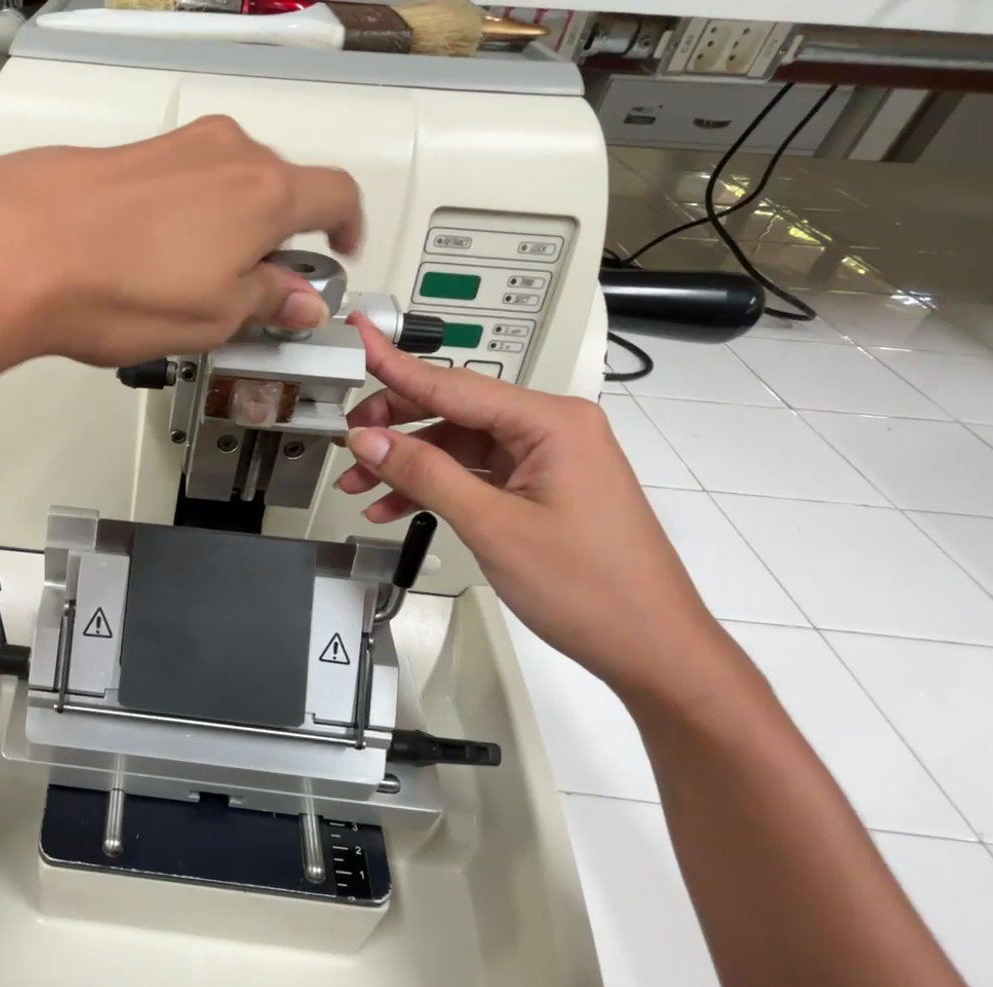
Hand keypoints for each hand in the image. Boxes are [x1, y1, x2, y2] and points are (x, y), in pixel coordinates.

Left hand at [0, 115, 363, 368]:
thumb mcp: (215, 317)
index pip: (337, 197)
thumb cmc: (109, 282)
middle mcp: (224, 156)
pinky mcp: (128, 162)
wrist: (17, 250)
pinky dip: (181, 228)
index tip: (340, 254)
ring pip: (223, 192)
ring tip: (195, 297)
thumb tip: (297, 299)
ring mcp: (172, 153)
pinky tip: (153, 273)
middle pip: (278, 193)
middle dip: (277, 244)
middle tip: (262, 296)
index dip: (348, 229)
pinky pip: (176, 193)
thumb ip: (269, 302)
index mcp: (266, 192)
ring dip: (225, 238)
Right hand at [336, 316, 730, 702]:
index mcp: (552, 422)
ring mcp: (547, 460)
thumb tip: (370, 440)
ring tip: (359, 485)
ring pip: (458, 446)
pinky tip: (395, 507)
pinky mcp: (540, 488)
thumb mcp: (492, 525)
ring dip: (407, 465)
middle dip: (394, 427)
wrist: (647, 644)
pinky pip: (474, 474)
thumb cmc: (589, 587)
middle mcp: (552, 429)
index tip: (358, 335)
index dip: (396, 365)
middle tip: (345, 440)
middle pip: (454, 411)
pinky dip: (434, 488)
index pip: (455, 383)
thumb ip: (425, 474)